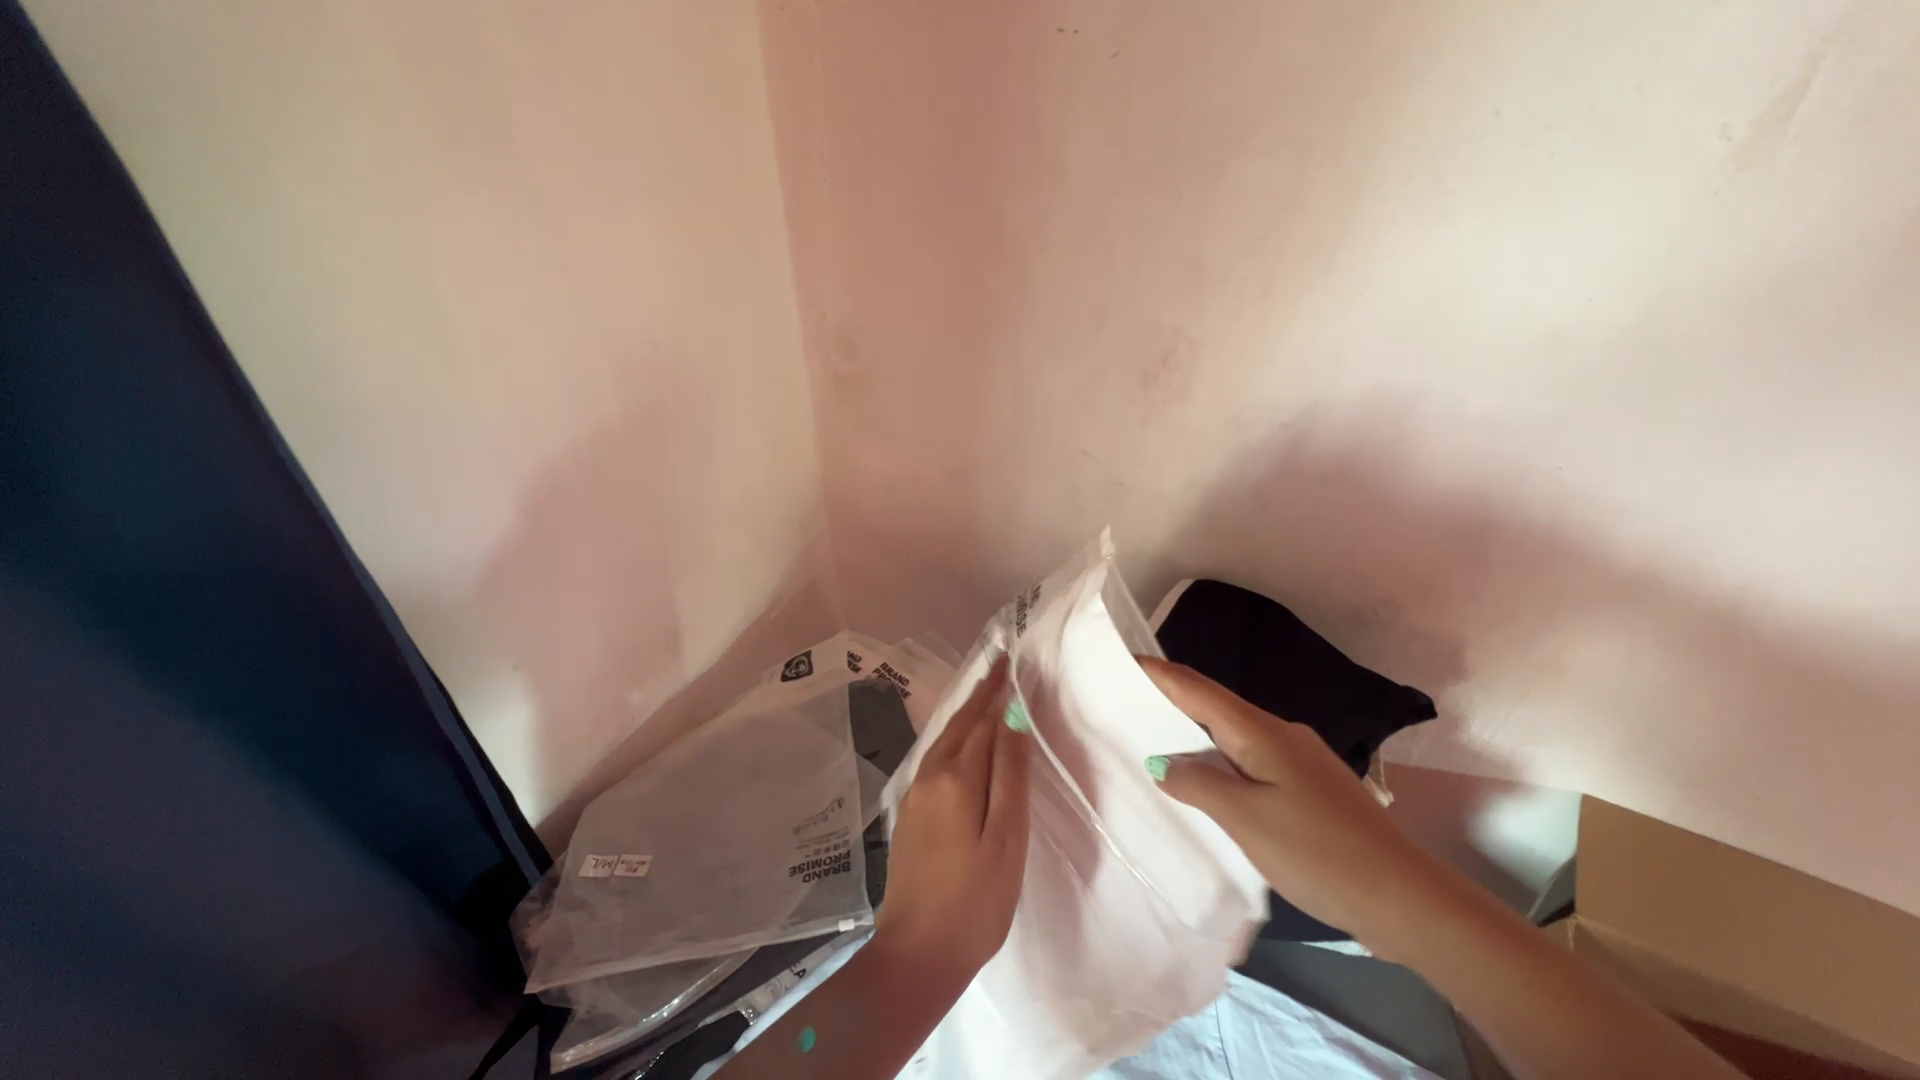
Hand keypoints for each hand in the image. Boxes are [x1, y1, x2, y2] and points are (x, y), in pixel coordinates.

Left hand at [875, 655, 1030, 989]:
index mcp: (955, 778)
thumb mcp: (1006, 839)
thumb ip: (1009, 776)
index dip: (1000, 691)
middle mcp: (929, 776)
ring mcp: (915, 795)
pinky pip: (937, 759)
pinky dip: (956, 738)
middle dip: (982, 693)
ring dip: (968, 713)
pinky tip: (965, 741)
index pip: (984, 721)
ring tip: (988, 692)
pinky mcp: (910, 814)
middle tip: (1003, 664)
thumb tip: (1013, 718)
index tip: (1014, 659)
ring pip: (945, 740)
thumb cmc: (974, 902)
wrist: (916, 954)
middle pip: (960, 724)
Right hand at [1140, 656, 1445, 953]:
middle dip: (1173, 702)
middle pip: (1216, 708)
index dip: (1161, 674)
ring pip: (1235, 737)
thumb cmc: (1317, 852)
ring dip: (1197, 736)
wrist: (1402, 896)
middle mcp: (1282, 734)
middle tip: (1128, 705)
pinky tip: (1212, 784)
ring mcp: (1301, 760)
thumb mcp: (1246, 820)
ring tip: (1158, 745)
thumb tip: (1165, 764)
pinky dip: (1222, 762)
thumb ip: (1200, 785)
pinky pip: (1253, 761)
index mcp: (1262, 733)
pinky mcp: (1311, 787)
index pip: (1199, 690)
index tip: (1125, 660)